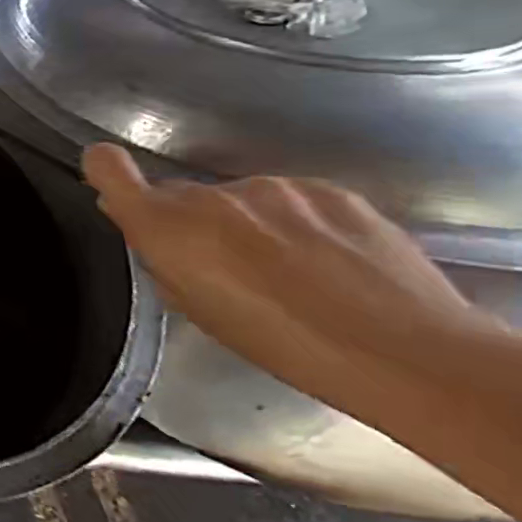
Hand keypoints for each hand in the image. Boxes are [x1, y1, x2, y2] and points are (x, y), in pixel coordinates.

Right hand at [80, 144, 499, 417]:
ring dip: (253, 225)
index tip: (117, 186)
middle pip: (183, 194)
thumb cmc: (290, 349)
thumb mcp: (203, 314)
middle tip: (234, 268)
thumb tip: (145, 228)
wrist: (416, 356)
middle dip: (196, 222)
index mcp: (168, 226)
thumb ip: (164, 262)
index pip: (106, 165)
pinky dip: (302, 223)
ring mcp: (271, 185)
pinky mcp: (326, 187)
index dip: (106, 169)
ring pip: (241, 198)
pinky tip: (337, 264)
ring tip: (300, 275)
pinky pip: (293, 199)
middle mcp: (210, 194)